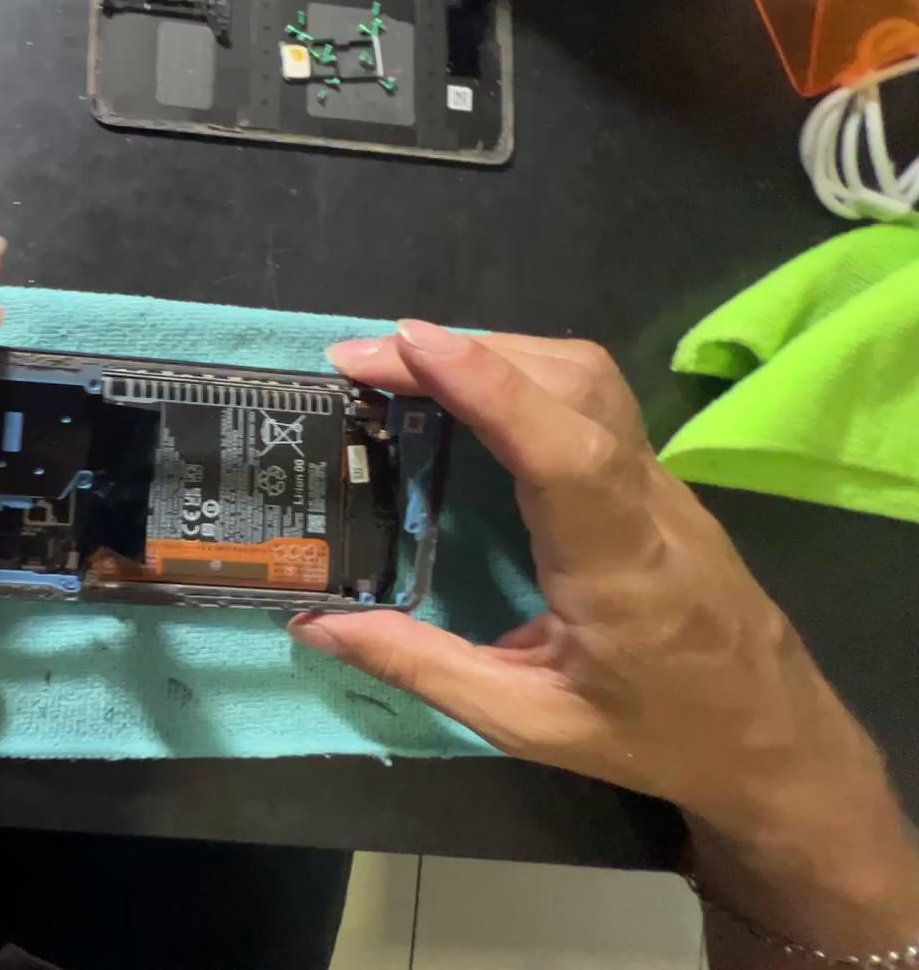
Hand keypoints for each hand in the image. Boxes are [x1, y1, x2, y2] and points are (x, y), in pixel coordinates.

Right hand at [308, 322, 918, 958]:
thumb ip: (415, 664)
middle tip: (360, 358)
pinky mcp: (647, 478)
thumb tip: (309, 622)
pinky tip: (455, 389)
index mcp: (619, 571)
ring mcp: (656, 483)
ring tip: (393, 363)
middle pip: (574, 387)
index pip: (564, 455)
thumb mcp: (522, 721)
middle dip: (462, 352)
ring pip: (584, 378)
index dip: (491, 388)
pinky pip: (582, 397)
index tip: (411, 344)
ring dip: (486, 351)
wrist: (779, 744)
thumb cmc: (652, 735)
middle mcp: (647, 507)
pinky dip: (507, 370)